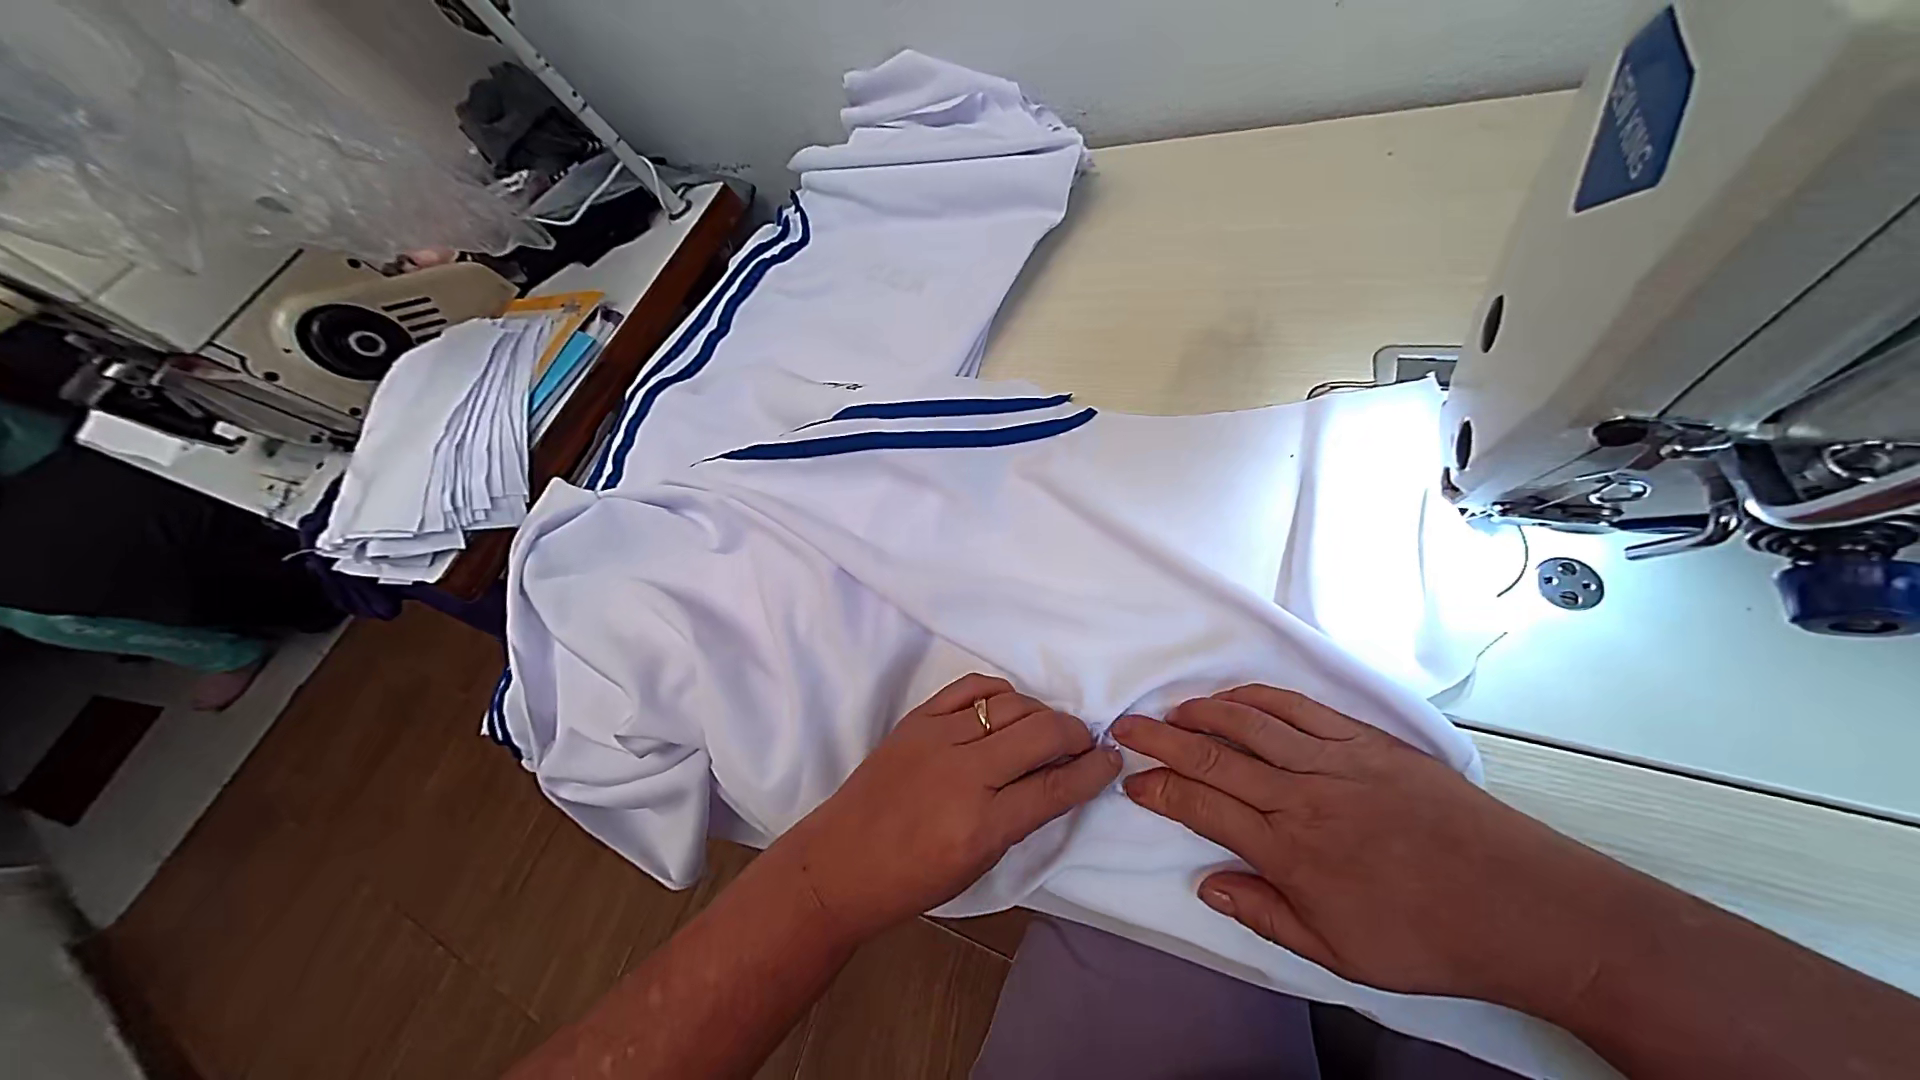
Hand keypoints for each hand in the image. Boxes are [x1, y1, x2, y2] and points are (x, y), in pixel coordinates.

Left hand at [769, 673, 1120, 942]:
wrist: (839, 862)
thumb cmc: (912, 879)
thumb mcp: (978, 864)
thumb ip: (1020, 819)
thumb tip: (1058, 780)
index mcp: (982, 825)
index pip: (1055, 788)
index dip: (1093, 771)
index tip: (1111, 759)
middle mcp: (964, 773)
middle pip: (1041, 734)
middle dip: (1075, 734)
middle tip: (1083, 742)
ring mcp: (937, 738)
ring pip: (1011, 705)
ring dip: (1041, 713)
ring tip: (1047, 727)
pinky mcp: (916, 719)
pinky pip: (971, 688)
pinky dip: (998, 692)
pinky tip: (1008, 705)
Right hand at [1111, 685, 1645, 1014]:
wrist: (1528, 907)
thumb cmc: (1428, 938)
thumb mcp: (1339, 954)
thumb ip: (1264, 913)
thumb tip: (1206, 883)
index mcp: (1290, 851)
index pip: (1201, 808)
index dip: (1158, 791)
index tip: (1131, 781)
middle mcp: (1301, 796)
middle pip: (1212, 756)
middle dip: (1159, 740)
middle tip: (1125, 727)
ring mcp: (1335, 761)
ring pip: (1249, 723)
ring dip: (1201, 712)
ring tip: (1170, 709)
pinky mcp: (1367, 741)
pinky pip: (1299, 708)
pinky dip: (1258, 697)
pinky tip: (1235, 696)